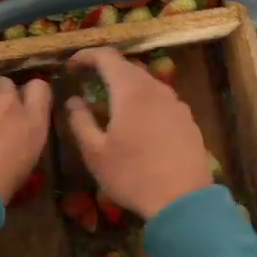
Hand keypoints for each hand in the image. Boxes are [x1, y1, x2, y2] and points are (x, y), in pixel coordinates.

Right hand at [64, 48, 210, 218]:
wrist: (183, 200)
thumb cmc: (132, 175)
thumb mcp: (95, 152)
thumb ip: (80, 121)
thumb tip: (73, 100)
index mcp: (131, 91)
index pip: (107, 56)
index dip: (85, 56)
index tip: (69, 66)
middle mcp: (156, 89)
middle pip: (128, 67)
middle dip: (104, 69)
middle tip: (86, 81)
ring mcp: (176, 103)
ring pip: (146, 83)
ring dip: (125, 85)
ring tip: (109, 102)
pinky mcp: (187, 120)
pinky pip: (160, 100)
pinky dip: (143, 101)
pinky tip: (137, 122)